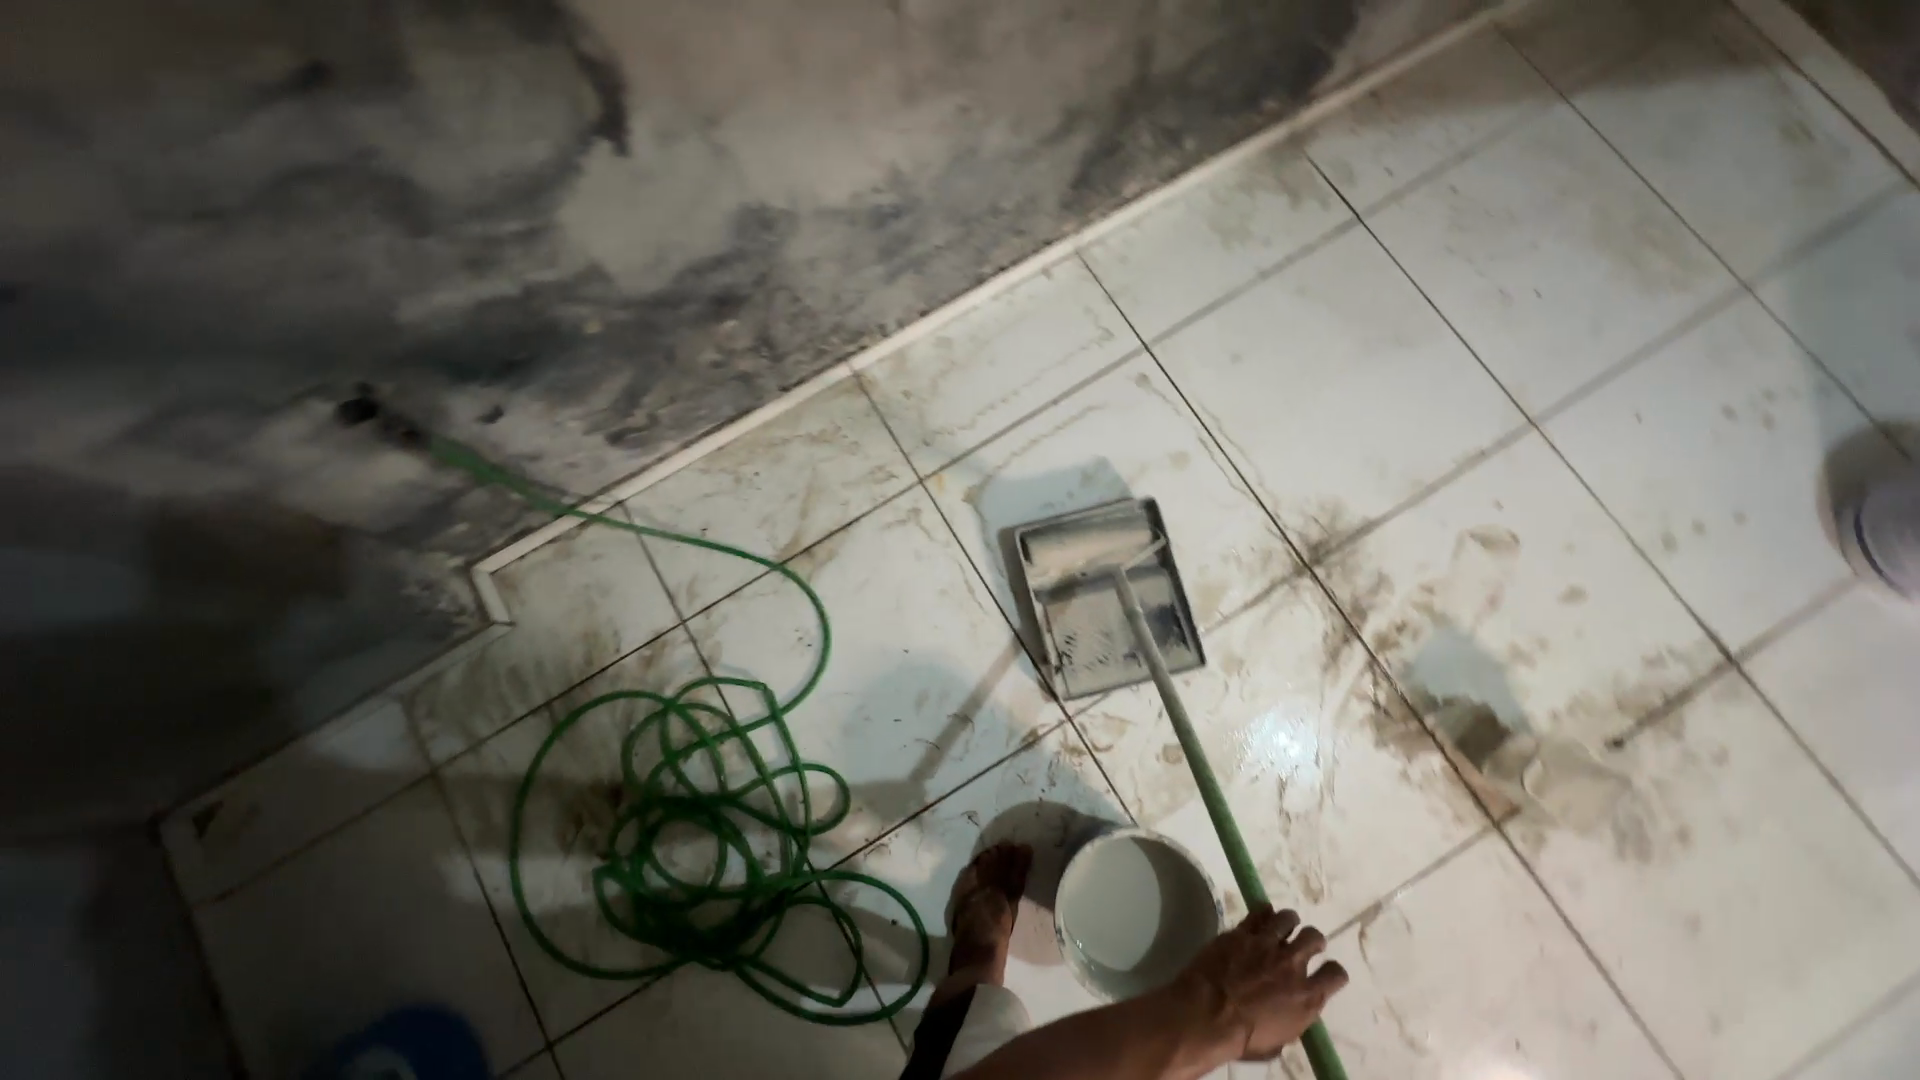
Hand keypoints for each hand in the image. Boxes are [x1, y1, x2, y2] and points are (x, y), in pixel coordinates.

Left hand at [1174, 905, 1348, 1060]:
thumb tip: (1288, 1012)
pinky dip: (1263, 913)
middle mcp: (1291, 965)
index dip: (1334, 972)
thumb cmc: (1242, 1038)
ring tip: (1284, 925)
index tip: (1327, 972)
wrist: (1207, 1014)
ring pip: (1287, 918)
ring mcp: (1266, 944)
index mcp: (1307, 997)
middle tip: (1306, 943)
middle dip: (1313, 939)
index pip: (1336, 974)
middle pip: (1314, 938)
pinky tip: (1261, 916)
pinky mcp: (1241, 933)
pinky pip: (1258, 913)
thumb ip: (1291, 1020)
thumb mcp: (1278, 1041)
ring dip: (1289, 921)